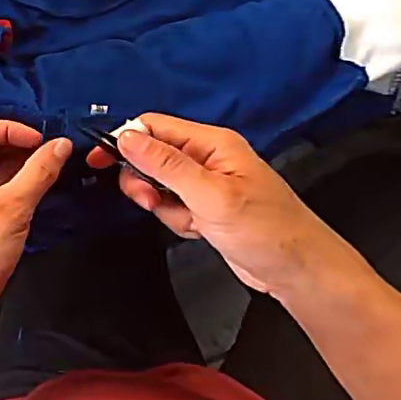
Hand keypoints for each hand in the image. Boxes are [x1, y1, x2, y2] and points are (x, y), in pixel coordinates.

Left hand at [0, 119, 71, 319]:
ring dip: (14, 159)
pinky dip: (8, 176)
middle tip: (46, 150)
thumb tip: (62, 143)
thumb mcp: (17, 205)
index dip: (10, 128)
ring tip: (45, 164)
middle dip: (14, 142)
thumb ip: (41, 170)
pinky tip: (32, 180)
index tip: (39, 140)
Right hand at [90, 113, 366, 300]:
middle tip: (151, 200)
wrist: (299, 273)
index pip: (153, 126)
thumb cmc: (270, 231)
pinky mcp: (202, 205)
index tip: (100, 161)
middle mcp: (206, 158)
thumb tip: (127, 137)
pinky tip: (198, 229)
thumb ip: (164, 164)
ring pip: (156, 183)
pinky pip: (169, 205)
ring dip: (162, 204)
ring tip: (188, 219)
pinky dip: (175, 219)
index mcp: (211, 143)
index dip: (124, 140)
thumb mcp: (210, 195)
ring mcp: (204, 183)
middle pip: (149, 155)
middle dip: (142, 180)